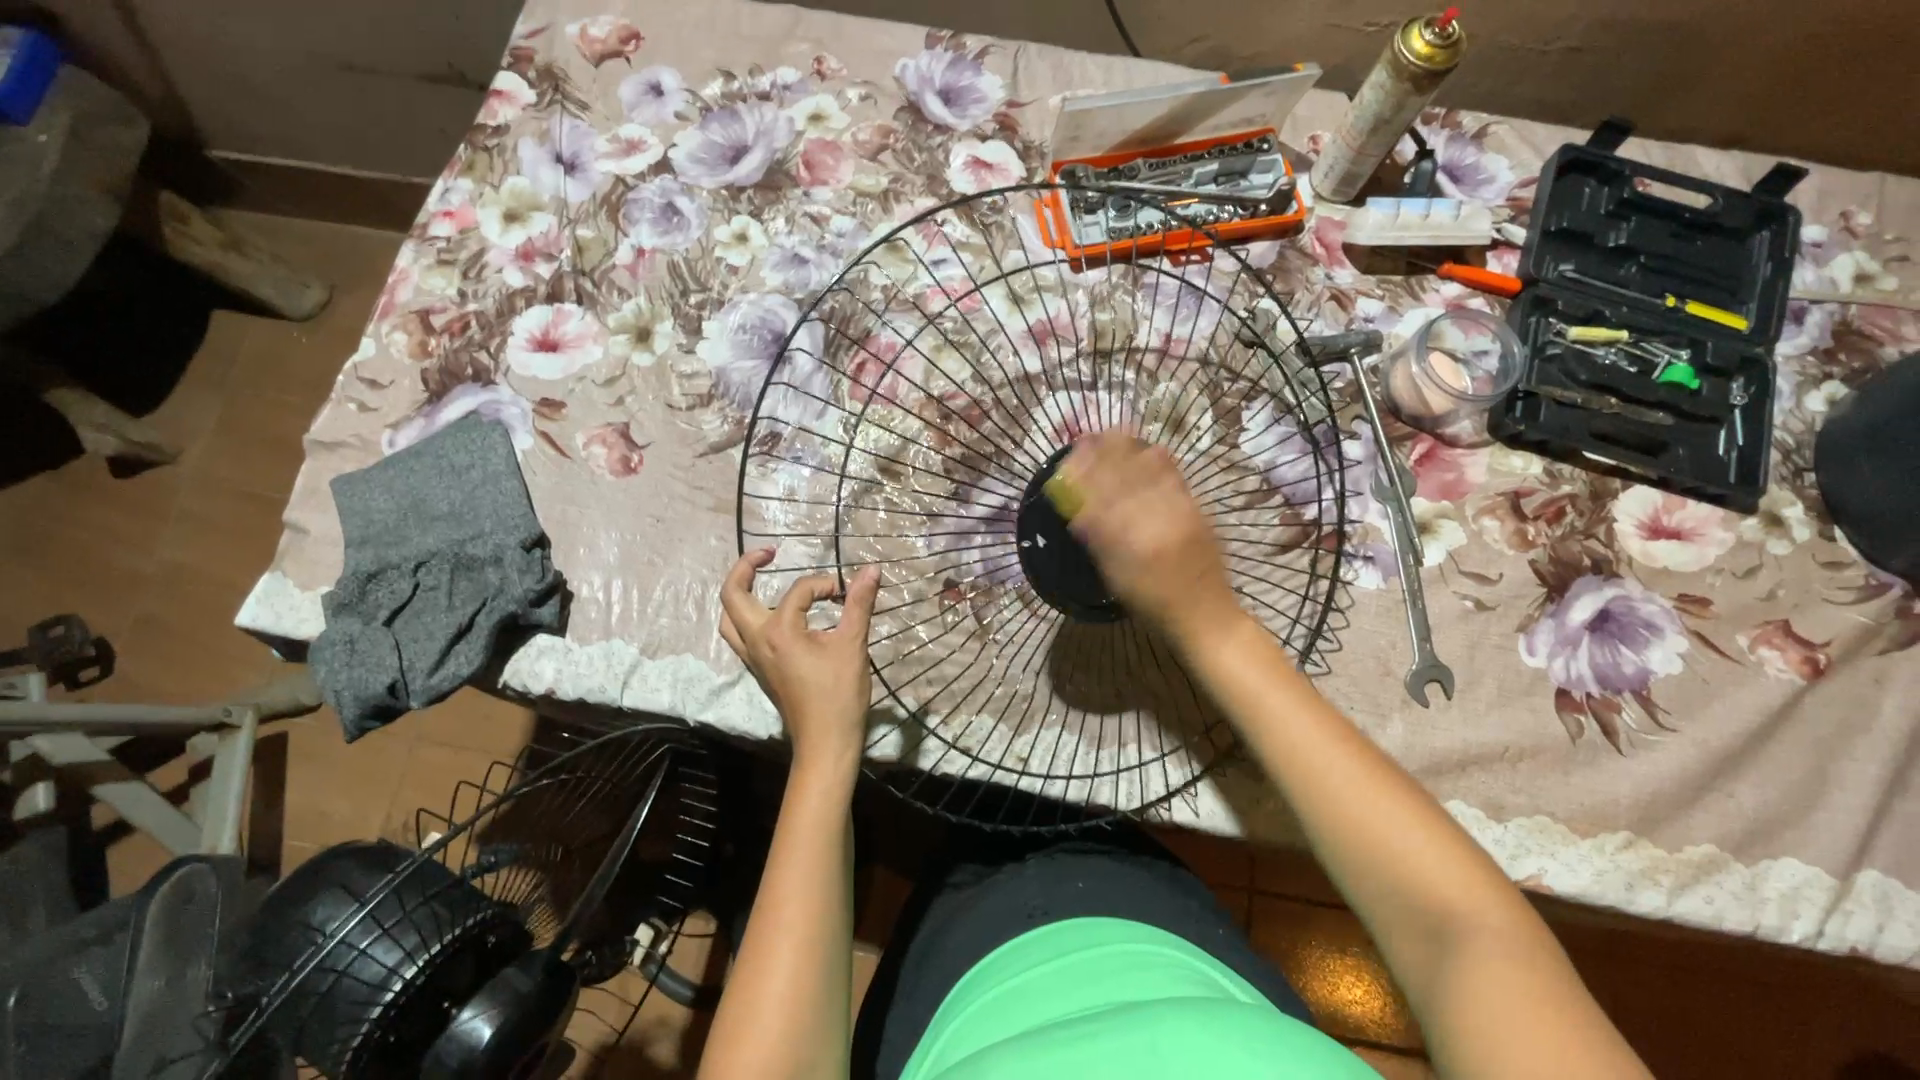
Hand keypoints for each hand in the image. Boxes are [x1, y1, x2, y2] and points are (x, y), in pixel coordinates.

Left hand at [719, 548, 880, 772]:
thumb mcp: (853, 644)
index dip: (825, 585)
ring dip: (740, 593)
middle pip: (733, 594)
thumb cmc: (839, 694)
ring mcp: (752, 657)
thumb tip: (871, 570)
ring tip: (759, 579)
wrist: (825, 741)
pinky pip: (738, 635)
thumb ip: (859, 603)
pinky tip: (770, 615)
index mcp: (778, 631)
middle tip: (769, 553)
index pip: (799, 591)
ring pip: (729, 617)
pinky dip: (747, 616)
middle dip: (746, 567)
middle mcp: (756, 640)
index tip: (846, 592)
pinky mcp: (757, 669)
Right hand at [1060, 432, 1241, 646]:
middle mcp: (1155, 520)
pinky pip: (1175, 478)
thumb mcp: (1116, 577)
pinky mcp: (1196, 510)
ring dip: (1130, 450)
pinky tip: (1149, 448)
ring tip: (1114, 432)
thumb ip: (1098, 542)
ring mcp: (1179, 512)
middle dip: (1104, 454)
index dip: (1084, 474)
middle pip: (1124, 477)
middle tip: (1087, 437)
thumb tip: (1076, 511)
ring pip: (1150, 472)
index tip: (1069, 459)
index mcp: (1131, 540)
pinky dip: (1159, 460)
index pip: (1101, 497)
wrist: (1204, 614)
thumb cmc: (1152, 602)